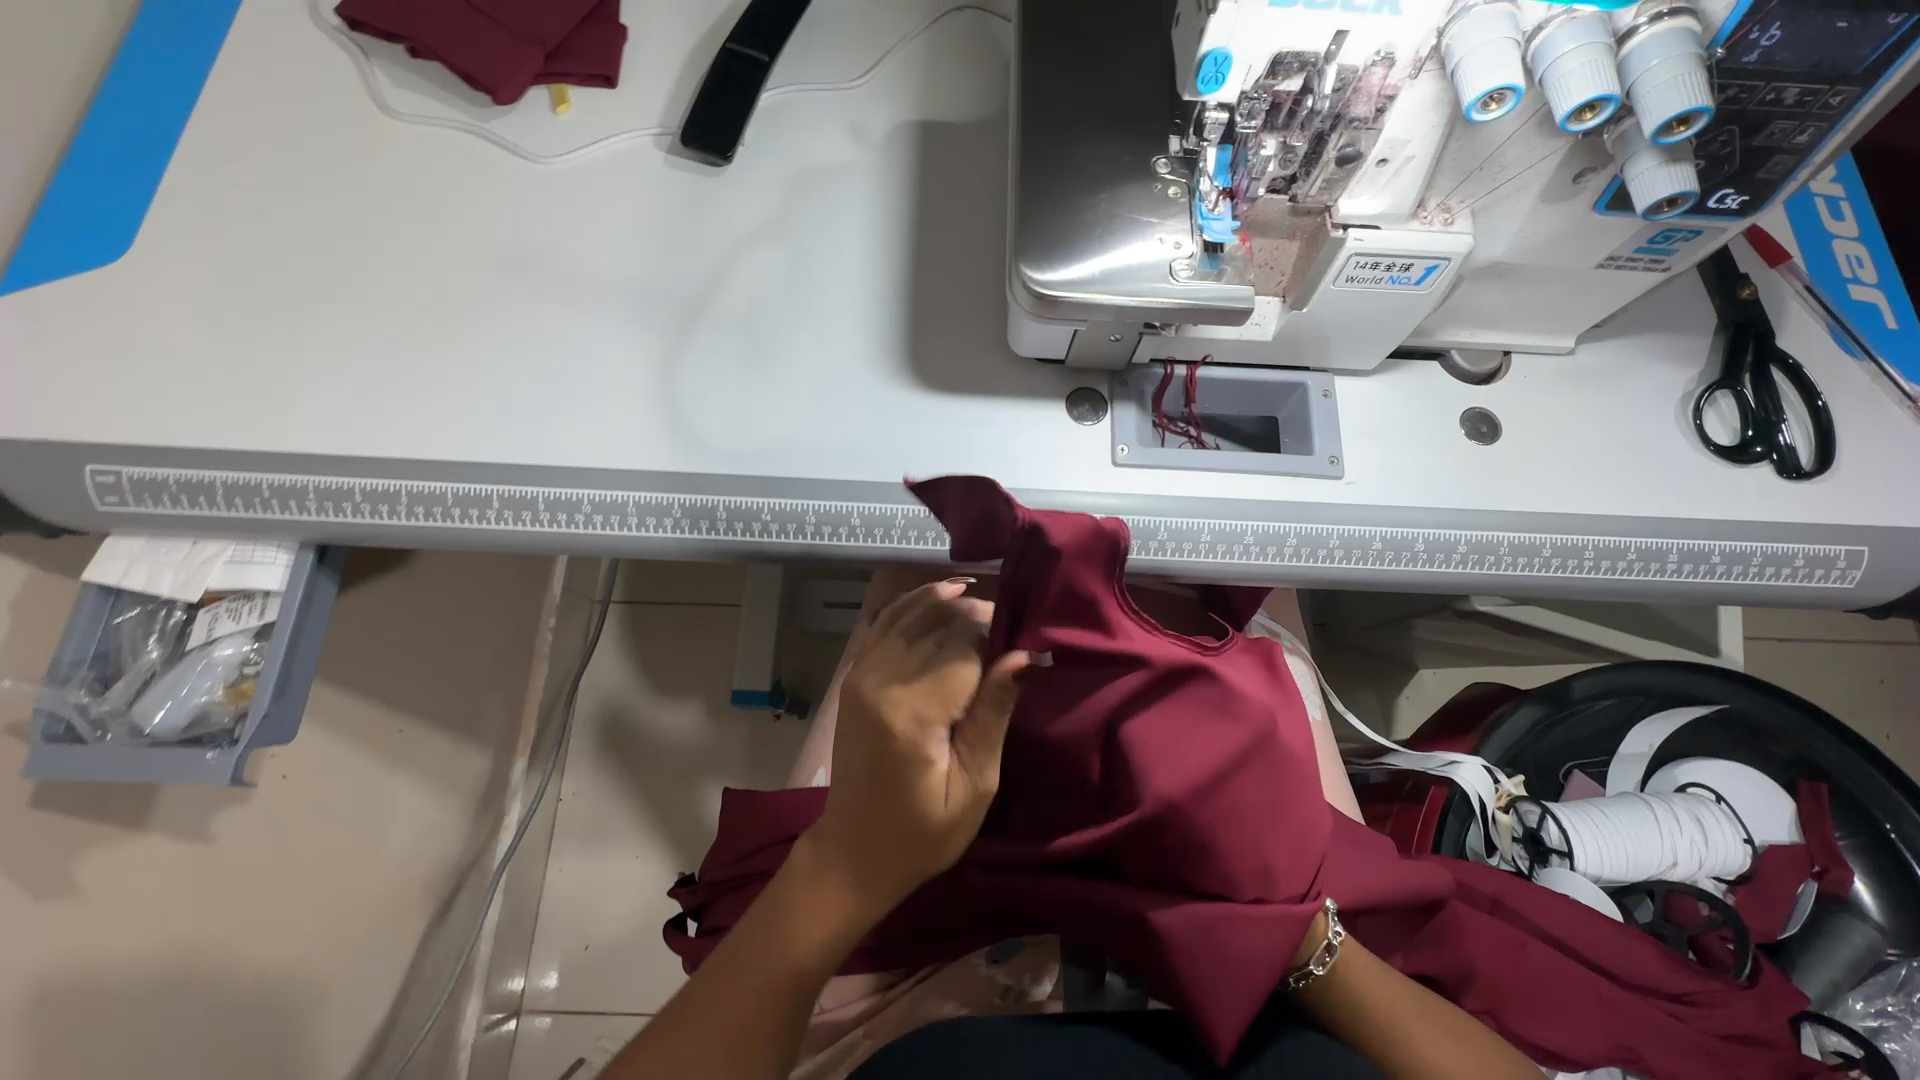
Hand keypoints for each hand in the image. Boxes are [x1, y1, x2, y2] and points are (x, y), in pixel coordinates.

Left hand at [802, 578, 1031, 912]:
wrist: (854, 850)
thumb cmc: (924, 833)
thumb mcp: (975, 784)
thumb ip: (994, 712)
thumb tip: (1027, 654)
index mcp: (912, 709)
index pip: (966, 640)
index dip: (1002, 634)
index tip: (1029, 647)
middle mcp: (881, 677)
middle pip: (943, 620)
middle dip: (982, 618)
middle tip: (1015, 636)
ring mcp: (861, 671)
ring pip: (915, 611)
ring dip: (954, 604)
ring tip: (990, 611)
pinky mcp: (855, 673)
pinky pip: (887, 621)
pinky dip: (917, 602)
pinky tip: (945, 593)